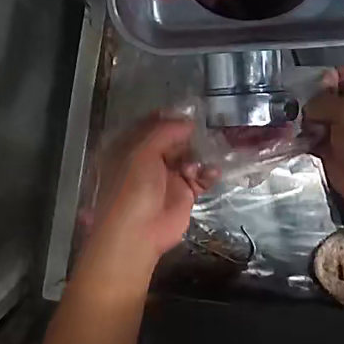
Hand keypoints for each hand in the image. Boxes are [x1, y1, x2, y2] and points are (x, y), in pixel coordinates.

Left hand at [86, 112, 211, 269]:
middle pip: (173, 141)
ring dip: (200, 154)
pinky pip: (200, 178)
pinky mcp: (184, 194)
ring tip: (210, 152)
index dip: (168, 118)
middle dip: (189, 136)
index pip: (150, 127)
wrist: (137, 232)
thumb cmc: (132, 189)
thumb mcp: (142, 152)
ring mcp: (167, 178)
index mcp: (130, 149)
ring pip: (189, 158)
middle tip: (207, 128)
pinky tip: (213, 171)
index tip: (188, 111)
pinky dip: (208, 173)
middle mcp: (148, 162)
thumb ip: (165, 132)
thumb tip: (188, 123)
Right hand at [305, 63, 343, 210]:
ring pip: (316, 116)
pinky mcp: (333, 150)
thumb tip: (311, 101)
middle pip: (326, 94)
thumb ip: (326, 99)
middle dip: (310, 99)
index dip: (328, 75)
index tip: (312, 84)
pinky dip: (303, 138)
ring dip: (304, 120)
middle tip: (299, 106)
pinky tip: (297, 138)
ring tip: (298, 125)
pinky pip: (312, 138)